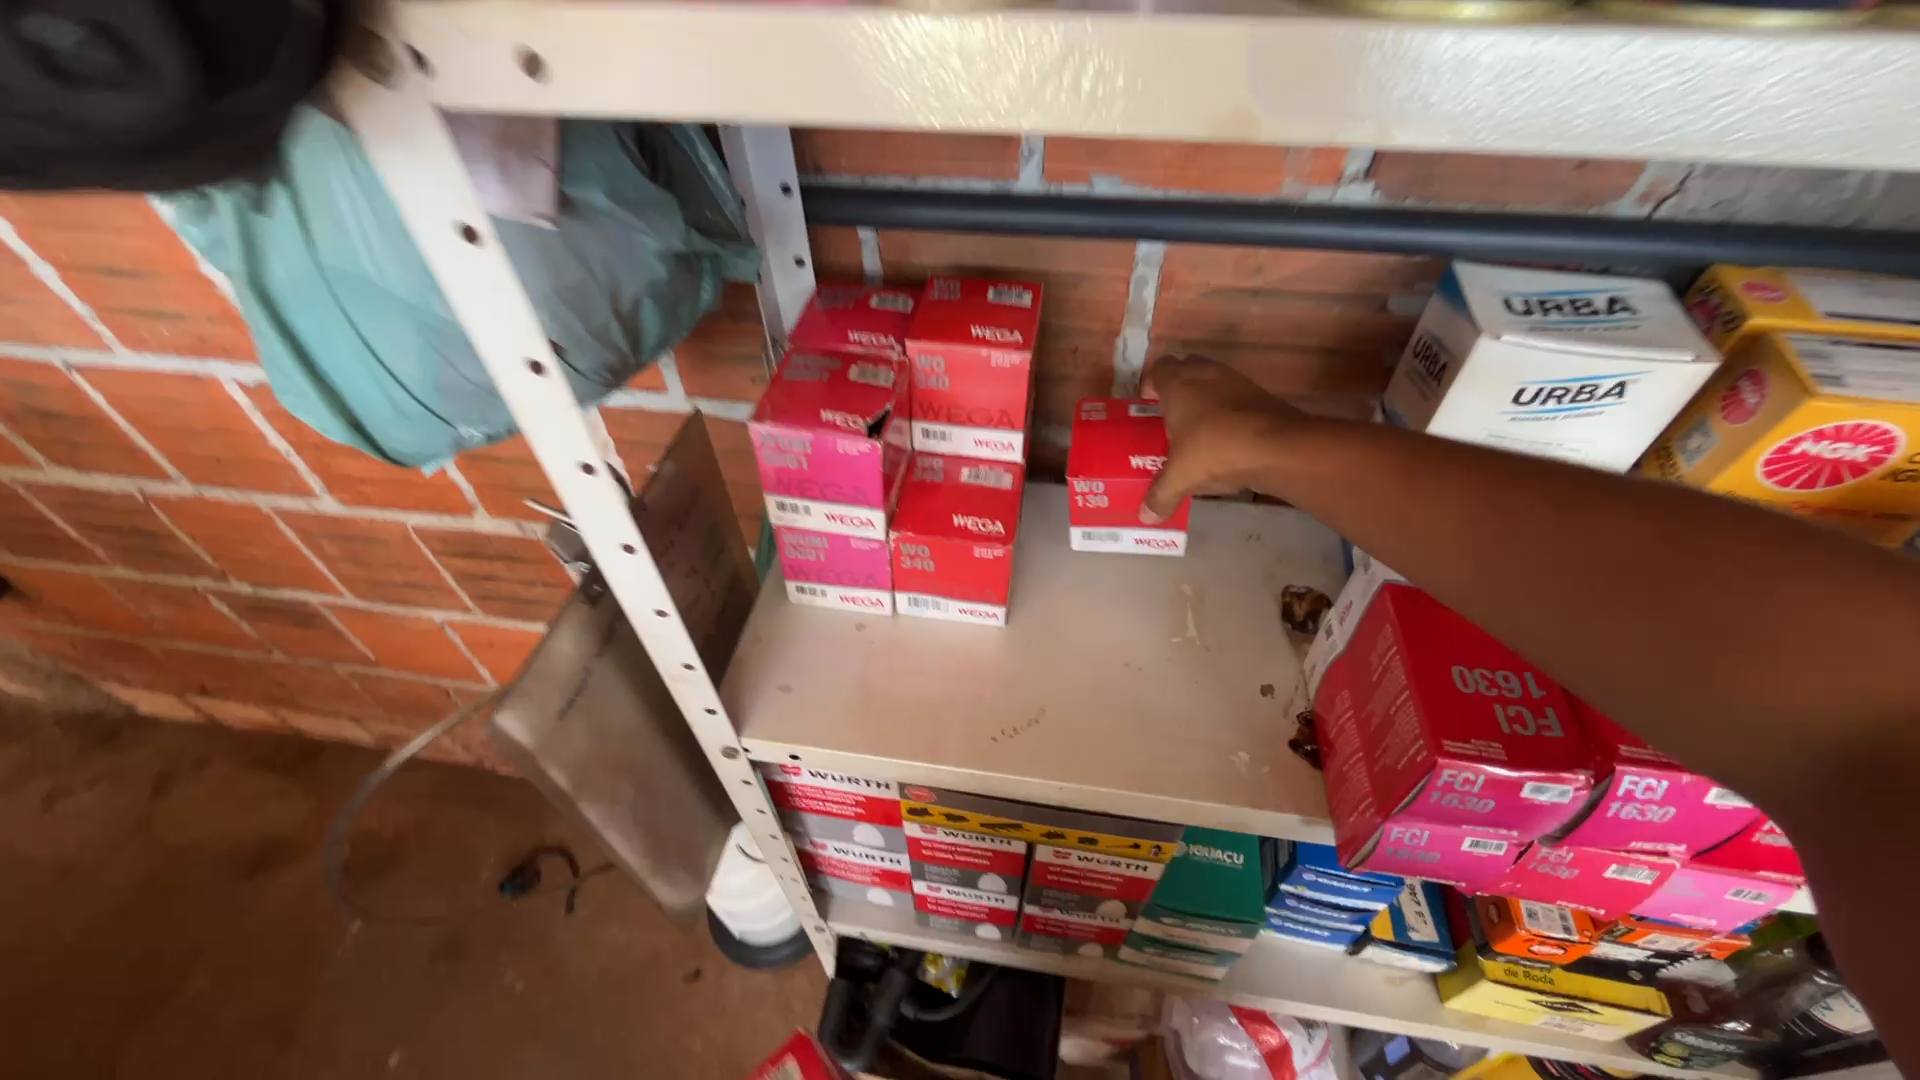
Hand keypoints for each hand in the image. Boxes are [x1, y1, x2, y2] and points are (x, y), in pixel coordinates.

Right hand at [1140, 354, 1310, 522]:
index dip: (1150, 384)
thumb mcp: (1181, 478)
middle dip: (1177, 386)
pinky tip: (1225, 437)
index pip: (1158, 369)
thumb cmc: (1215, 451)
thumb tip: (1145, 518)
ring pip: (1213, 380)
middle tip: (1168, 414)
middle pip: (1186, 366)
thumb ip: (1160, 495)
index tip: (1146, 404)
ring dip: (1204, 397)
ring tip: (1195, 428)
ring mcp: (1237, 382)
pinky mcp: (1261, 395)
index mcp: (1179, 385)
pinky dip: (1227, 410)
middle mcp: (1206, 374)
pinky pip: (1235, 396)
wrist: (1279, 447)